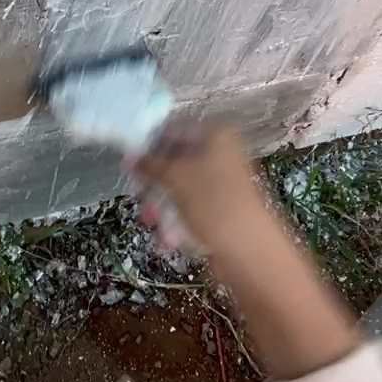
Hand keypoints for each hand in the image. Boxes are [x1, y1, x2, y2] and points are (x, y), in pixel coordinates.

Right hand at [132, 120, 267, 250]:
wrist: (251, 253)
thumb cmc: (214, 203)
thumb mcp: (177, 178)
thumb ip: (151, 165)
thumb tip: (131, 158)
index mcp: (216, 135)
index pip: (174, 129)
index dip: (150, 144)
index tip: (130, 161)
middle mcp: (221, 154)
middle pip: (175, 160)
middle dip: (155, 182)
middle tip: (139, 195)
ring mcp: (222, 183)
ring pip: (180, 187)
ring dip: (162, 205)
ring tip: (151, 222)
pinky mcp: (221, 209)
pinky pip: (191, 207)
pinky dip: (176, 220)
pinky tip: (167, 239)